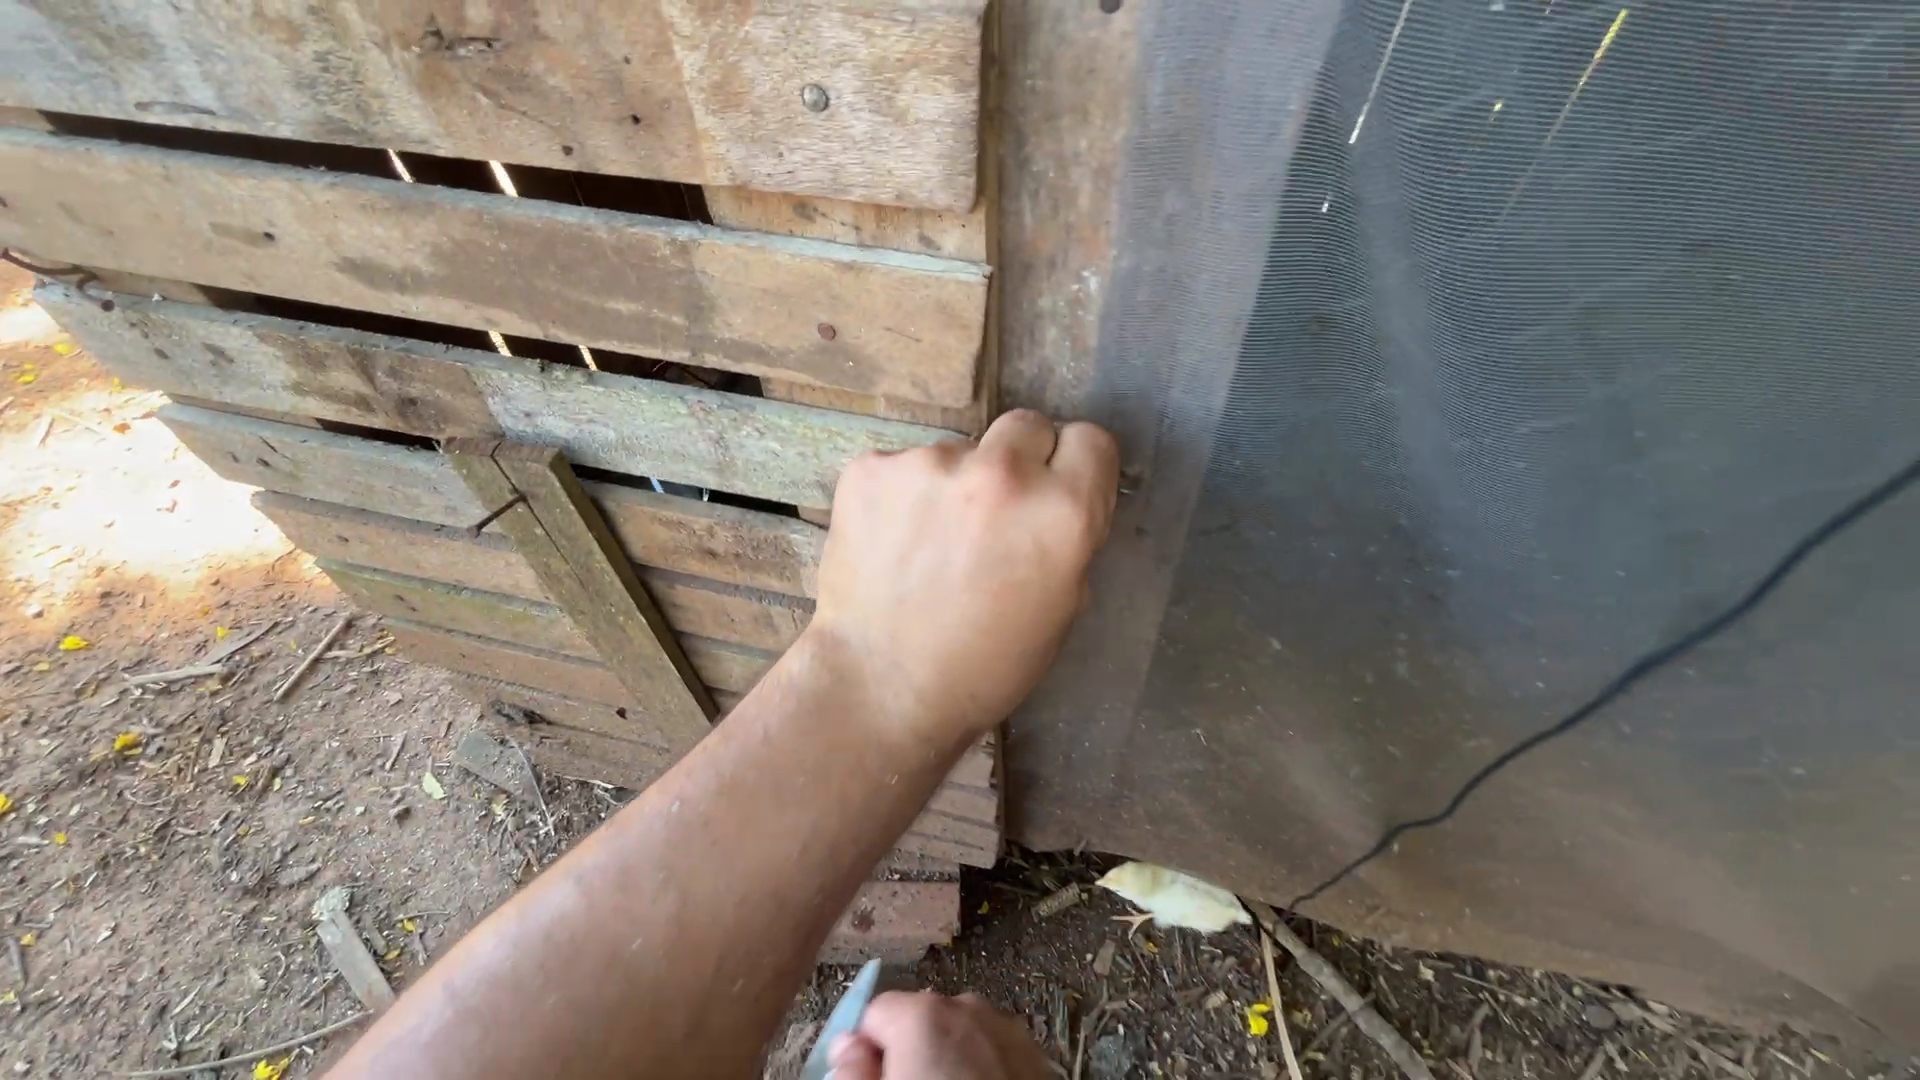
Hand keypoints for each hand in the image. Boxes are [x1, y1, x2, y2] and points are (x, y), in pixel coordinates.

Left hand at [810, 410, 1118, 748]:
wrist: (880, 688)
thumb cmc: (984, 666)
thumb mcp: (1062, 608)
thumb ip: (1069, 538)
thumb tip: (1058, 500)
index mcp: (1061, 512)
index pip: (1091, 440)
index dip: (1076, 468)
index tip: (1058, 490)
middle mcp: (999, 473)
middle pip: (1027, 425)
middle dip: (1021, 461)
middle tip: (994, 513)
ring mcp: (928, 464)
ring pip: (958, 451)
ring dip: (954, 483)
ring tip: (929, 546)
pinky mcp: (870, 469)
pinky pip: (904, 467)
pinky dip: (903, 496)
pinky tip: (892, 544)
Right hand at [827, 991, 1053, 1079]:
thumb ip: (854, 1075)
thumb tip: (847, 1049)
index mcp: (923, 1015)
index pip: (874, 1014)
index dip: (868, 1052)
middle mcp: (967, 1006)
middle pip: (919, 1022)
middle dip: (910, 1056)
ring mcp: (1007, 1029)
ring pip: (960, 1037)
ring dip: (948, 1063)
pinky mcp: (1037, 1057)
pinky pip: (994, 1052)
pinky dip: (984, 1071)